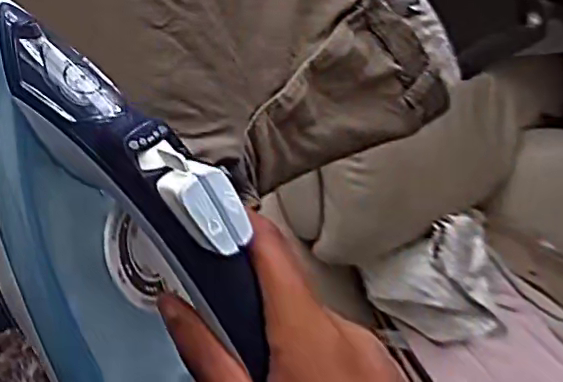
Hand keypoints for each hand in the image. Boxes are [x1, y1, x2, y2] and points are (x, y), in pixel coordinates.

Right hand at [159, 211, 403, 381]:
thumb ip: (205, 352)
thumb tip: (171, 304)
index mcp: (310, 331)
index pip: (268, 242)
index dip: (232, 213)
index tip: (201, 200)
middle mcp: (350, 336)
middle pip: (284, 288)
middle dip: (252, 299)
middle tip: (226, 327)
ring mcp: (378, 362)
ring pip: (312, 320)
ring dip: (285, 331)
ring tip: (267, 370)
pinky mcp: (391, 381)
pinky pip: (341, 347)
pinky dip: (314, 354)